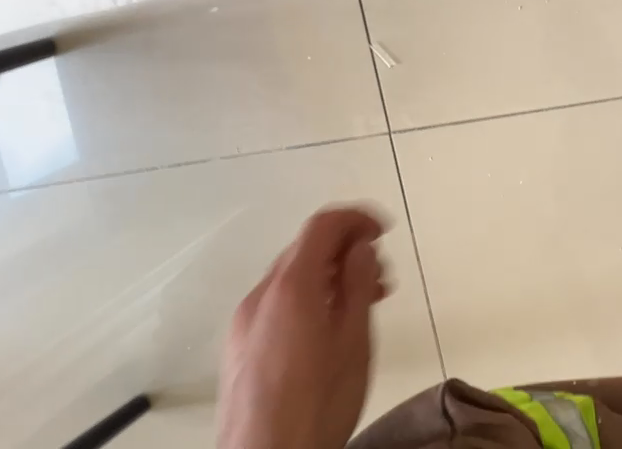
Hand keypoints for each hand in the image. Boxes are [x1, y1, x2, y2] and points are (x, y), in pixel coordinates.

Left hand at [217, 206, 390, 448]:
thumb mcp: (354, 338)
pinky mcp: (239, 349)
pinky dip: (309, 297)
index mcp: (290, 288)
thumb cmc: (315, 405)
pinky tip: (331, 326)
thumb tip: (360, 249)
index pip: (323, 225)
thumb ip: (358, 283)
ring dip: (329, 275)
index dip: (357, 218)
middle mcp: (259, 298)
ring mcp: (244, 324)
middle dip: (346, 250)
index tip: (382, 230)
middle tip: (380, 272)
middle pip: (305, 249)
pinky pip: (278, 304)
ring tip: (363, 300)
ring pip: (292, 278)